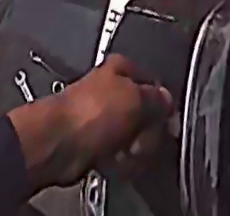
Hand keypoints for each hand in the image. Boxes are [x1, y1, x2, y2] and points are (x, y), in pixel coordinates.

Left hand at [7, 55, 174, 189]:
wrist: (61, 142)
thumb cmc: (93, 111)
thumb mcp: (135, 98)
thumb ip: (157, 99)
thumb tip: (168, 99)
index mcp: (121, 68)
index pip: (153, 83)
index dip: (161, 104)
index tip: (165, 121)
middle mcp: (113, 89)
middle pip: (146, 115)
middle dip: (147, 133)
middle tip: (139, 139)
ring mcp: (105, 117)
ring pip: (136, 139)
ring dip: (134, 151)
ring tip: (123, 152)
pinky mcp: (99, 142)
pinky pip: (122, 155)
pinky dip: (120, 161)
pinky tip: (113, 161)